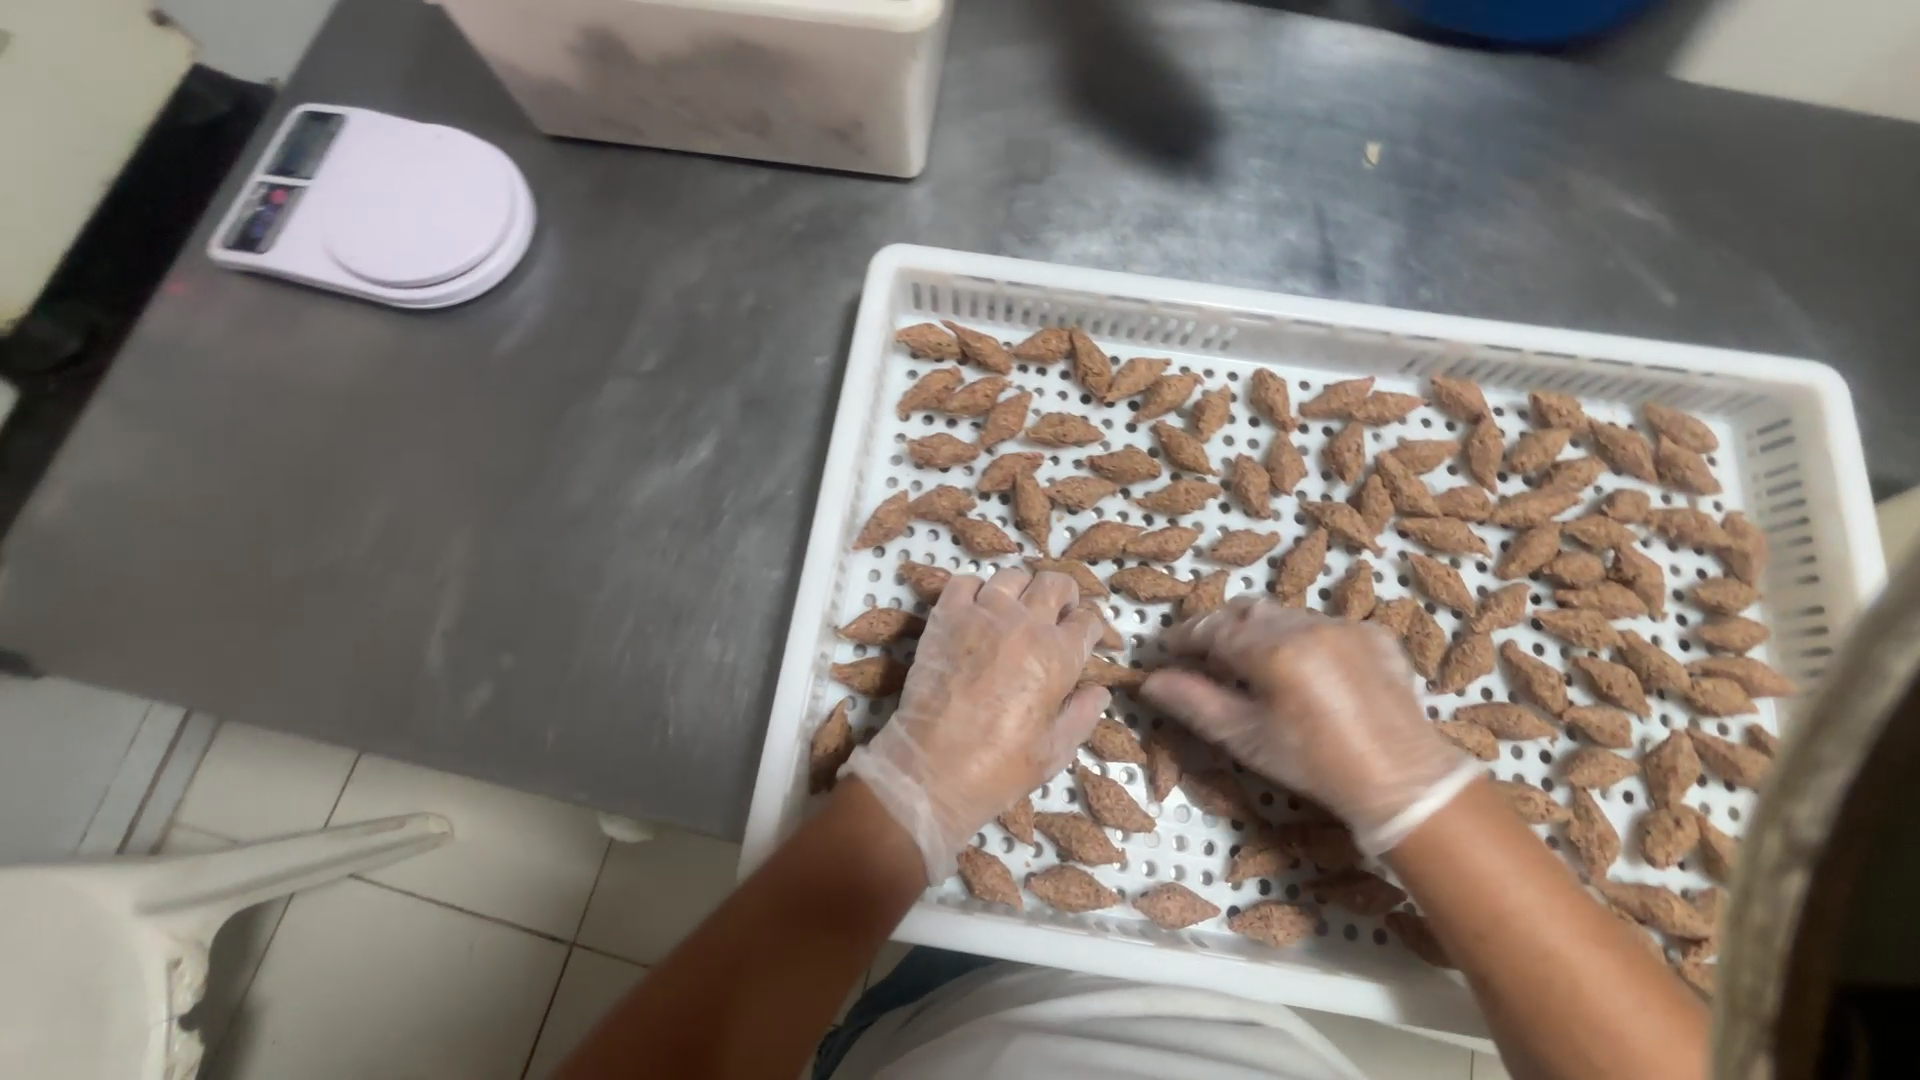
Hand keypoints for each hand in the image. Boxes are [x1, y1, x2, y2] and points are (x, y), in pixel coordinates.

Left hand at [844, 568, 1107, 882]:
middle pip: (1056, 583)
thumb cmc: (1001, 767)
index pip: (1089, 619)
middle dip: (1063, 595)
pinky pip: (965, 582)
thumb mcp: (1056, 751)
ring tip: (1014, 609)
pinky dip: (974, 590)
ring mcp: (983, 614)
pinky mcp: (946, 615)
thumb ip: (1083, 714)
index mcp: (1060, 656)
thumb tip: (1099, 690)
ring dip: (1021, 589)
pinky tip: (975, 610)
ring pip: (1012, 576)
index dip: (1090, 627)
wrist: (935, 767)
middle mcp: (1026, 624)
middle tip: (1054, 615)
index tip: (1084, 637)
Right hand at [1140, 598, 1477, 854]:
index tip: (1167, 649)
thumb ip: (1194, 702)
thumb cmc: (1313, 764)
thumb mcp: (1245, 737)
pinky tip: (1302, 670)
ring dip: (1260, 631)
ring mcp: (1345, 626)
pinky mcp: (1374, 635)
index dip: (1185, 636)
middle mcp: (1308, 625)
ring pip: (1285, 614)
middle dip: (1220, 626)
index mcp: (1274, 650)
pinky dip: (1301, 638)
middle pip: (1248, 610)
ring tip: (1252, 663)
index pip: (1213, 628)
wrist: (1403, 781)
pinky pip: (1323, 624)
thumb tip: (1150, 681)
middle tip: (1204, 654)